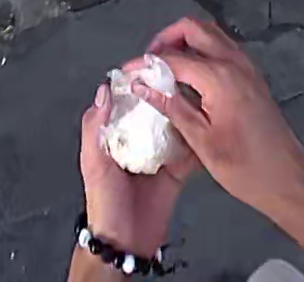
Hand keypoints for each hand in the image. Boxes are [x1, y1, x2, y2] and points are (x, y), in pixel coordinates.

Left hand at [79, 79, 196, 259]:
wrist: (126, 244)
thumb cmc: (105, 202)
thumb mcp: (93, 163)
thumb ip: (94, 127)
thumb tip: (104, 88)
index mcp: (121, 130)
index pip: (133, 98)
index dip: (142, 79)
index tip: (156, 58)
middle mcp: (143, 135)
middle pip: (159, 105)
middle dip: (170, 89)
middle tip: (186, 69)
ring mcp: (163, 149)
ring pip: (178, 120)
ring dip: (188, 107)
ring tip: (202, 88)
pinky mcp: (180, 166)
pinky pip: (192, 146)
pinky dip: (200, 134)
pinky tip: (209, 119)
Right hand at [132, 18, 303, 215]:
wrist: (287, 175)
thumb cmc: (243, 166)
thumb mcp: (201, 141)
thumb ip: (171, 107)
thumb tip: (142, 85)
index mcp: (218, 75)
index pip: (173, 58)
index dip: (145, 64)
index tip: (125, 73)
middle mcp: (232, 59)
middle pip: (193, 27)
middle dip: (166, 38)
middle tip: (148, 62)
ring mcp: (244, 62)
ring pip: (208, 31)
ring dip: (184, 39)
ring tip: (163, 66)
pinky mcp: (250, 70)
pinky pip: (220, 44)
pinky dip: (200, 47)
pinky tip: (188, 74)